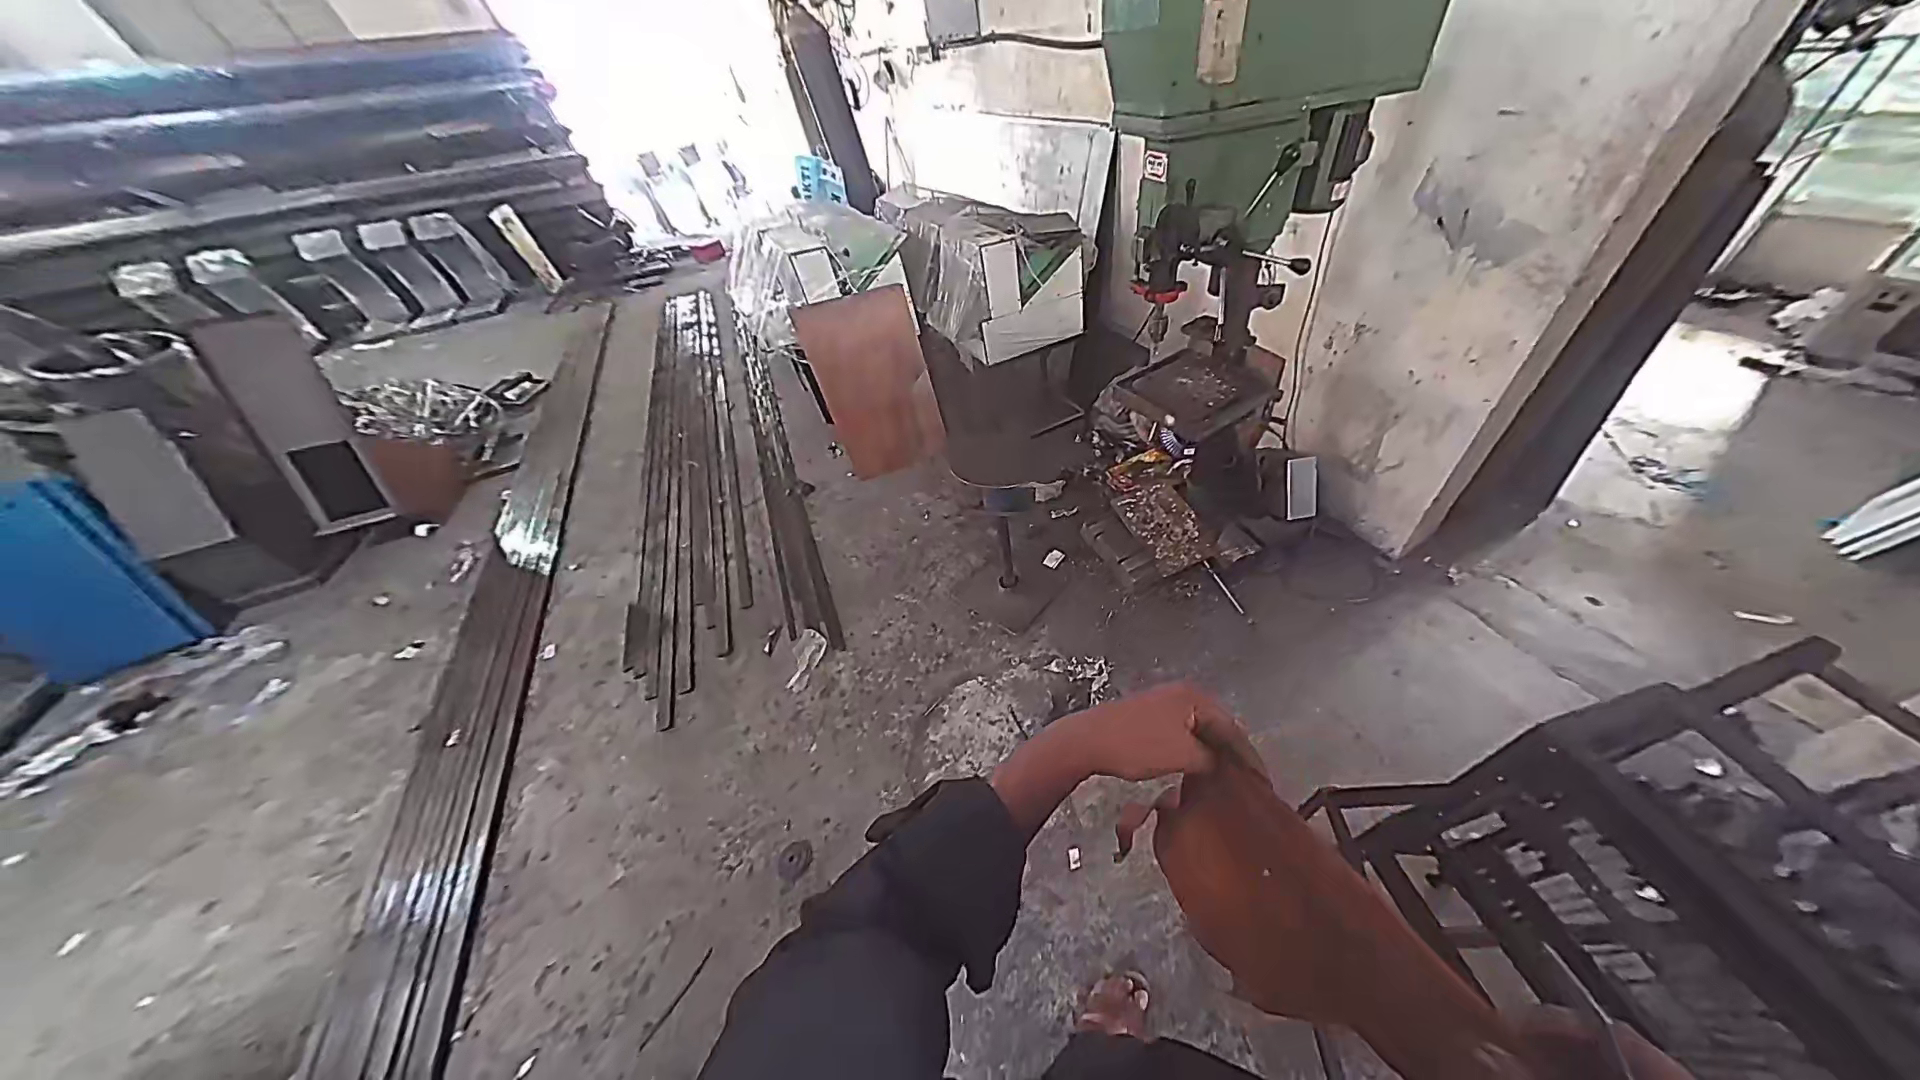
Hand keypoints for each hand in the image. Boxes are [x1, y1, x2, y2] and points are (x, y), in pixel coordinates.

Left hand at [1055, 683, 1255, 782]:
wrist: (1088, 740)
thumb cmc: (1136, 744)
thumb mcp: (1184, 755)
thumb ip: (1212, 760)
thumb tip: (1222, 766)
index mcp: (1194, 697)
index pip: (1234, 729)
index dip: (1250, 759)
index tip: (1264, 784)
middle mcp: (1181, 694)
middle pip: (1218, 727)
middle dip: (1232, 755)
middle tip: (1248, 784)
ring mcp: (1164, 704)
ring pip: (1199, 732)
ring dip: (1212, 755)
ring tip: (1226, 781)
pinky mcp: (1150, 717)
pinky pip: (1183, 735)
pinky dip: (1193, 752)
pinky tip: (1196, 770)